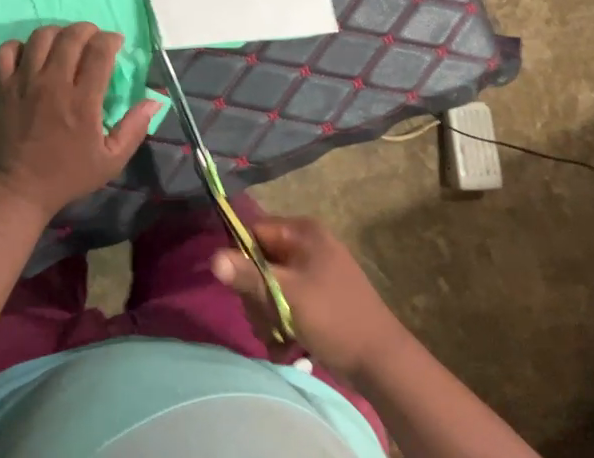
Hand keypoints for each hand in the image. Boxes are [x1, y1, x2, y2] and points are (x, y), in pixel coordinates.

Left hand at [0, 23, 160, 220]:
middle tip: (93, 39)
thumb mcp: (111, 161)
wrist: (18, 189)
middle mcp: (53, 84)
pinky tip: (31, 54)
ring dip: (57, 32)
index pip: (99, 51)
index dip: (110, 39)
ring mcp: (24, 82)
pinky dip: (19, 45)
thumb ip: (134, 128)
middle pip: (70, 36)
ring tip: (65, 43)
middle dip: (87, 30)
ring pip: (40, 37)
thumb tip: (154, 101)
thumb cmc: (67, 176)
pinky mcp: (3, 86)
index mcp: (82, 101)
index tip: (116, 43)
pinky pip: (6, 51)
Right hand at [211, 216, 402, 375]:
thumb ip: (248, 275)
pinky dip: (282, 322)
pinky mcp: (317, 295)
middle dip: (257, 295)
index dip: (240, 258)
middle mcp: (308, 244)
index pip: (253, 231)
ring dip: (268, 314)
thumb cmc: (333, 318)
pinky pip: (285, 300)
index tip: (239, 287)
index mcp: (303, 232)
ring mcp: (314, 271)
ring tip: (279, 337)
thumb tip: (212, 258)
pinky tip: (287, 343)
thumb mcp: (286, 295)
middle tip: (266, 319)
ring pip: (269, 285)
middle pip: (259, 260)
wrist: (382, 362)